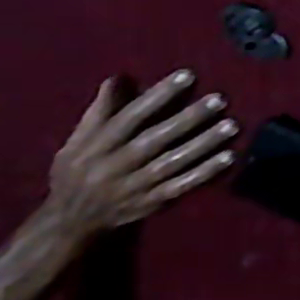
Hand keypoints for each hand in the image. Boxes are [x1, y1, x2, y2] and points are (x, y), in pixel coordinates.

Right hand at [42, 70, 239, 242]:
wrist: (68, 225)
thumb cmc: (80, 170)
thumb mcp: (78, 141)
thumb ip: (101, 110)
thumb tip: (119, 76)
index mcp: (95, 148)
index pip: (129, 118)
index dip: (158, 96)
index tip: (188, 75)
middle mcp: (113, 168)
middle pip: (154, 141)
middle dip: (188, 120)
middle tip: (220, 99)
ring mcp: (132, 189)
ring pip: (171, 164)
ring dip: (203, 145)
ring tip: (232, 125)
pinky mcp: (149, 204)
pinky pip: (179, 188)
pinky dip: (205, 173)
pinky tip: (229, 157)